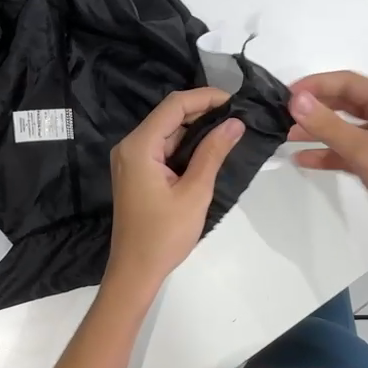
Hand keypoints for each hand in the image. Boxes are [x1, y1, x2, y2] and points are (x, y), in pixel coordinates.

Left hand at [106, 88, 245, 291]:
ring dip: (196, 128)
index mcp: (139, 147)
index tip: (235, 100)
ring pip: (166, 131)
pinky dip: (185, 145)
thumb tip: (235, 122)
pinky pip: (161, 148)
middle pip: (168, 115)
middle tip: (238, 115)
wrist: (136, 270)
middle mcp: (130, 147)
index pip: (174, 106)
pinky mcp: (136, 173)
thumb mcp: (195, 192)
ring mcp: (130, 160)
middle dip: (203, 111)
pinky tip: (210, 148)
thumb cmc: (165, 235)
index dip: (205, 97)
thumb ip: (213, 153)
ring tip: (231, 128)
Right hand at [287, 72, 367, 249]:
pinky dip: (326, 154)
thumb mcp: (367, 151)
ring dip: (317, 130)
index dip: (317, 84)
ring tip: (286, 136)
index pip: (349, 83)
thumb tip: (296, 100)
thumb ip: (329, 126)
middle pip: (345, 103)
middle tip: (282, 114)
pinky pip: (346, 152)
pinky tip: (302, 160)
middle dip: (315, 107)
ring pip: (344, 128)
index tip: (286, 95)